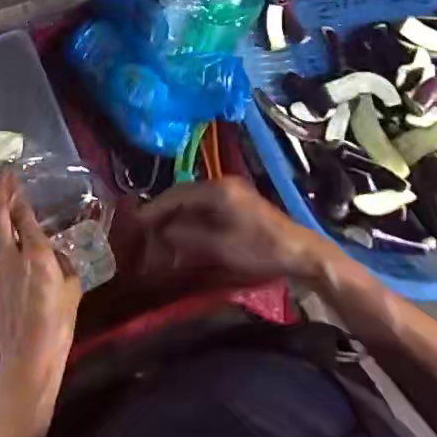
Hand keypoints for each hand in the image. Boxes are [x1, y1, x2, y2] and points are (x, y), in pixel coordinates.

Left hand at [0, 166, 82, 403]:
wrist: (26, 362)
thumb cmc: (57, 326)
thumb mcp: (73, 290)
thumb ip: (64, 266)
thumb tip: (57, 254)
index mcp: (35, 254)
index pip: (22, 215)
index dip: (16, 193)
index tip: (14, 175)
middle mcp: (12, 257)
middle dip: (0, 192)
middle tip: (3, 173)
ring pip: (1, 241)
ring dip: (7, 225)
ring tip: (18, 215)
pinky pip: (3, 265)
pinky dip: (12, 257)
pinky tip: (23, 268)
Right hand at [138, 177, 339, 282]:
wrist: (301, 253)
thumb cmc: (260, 249)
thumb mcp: (220, 247)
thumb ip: (188, 236)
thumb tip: (164, 231)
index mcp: (217, 189)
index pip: (176, 194)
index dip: (154, 208)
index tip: (134, 222)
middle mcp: (222, 183)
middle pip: (183, 194)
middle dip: (162, 211)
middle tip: (143, 228)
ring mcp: (232, 192)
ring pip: (193, 200)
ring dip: (176, 215)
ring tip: (158, 231)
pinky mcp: (238, 203)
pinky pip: (205, 206)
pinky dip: (190, 217)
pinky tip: (182, 231)